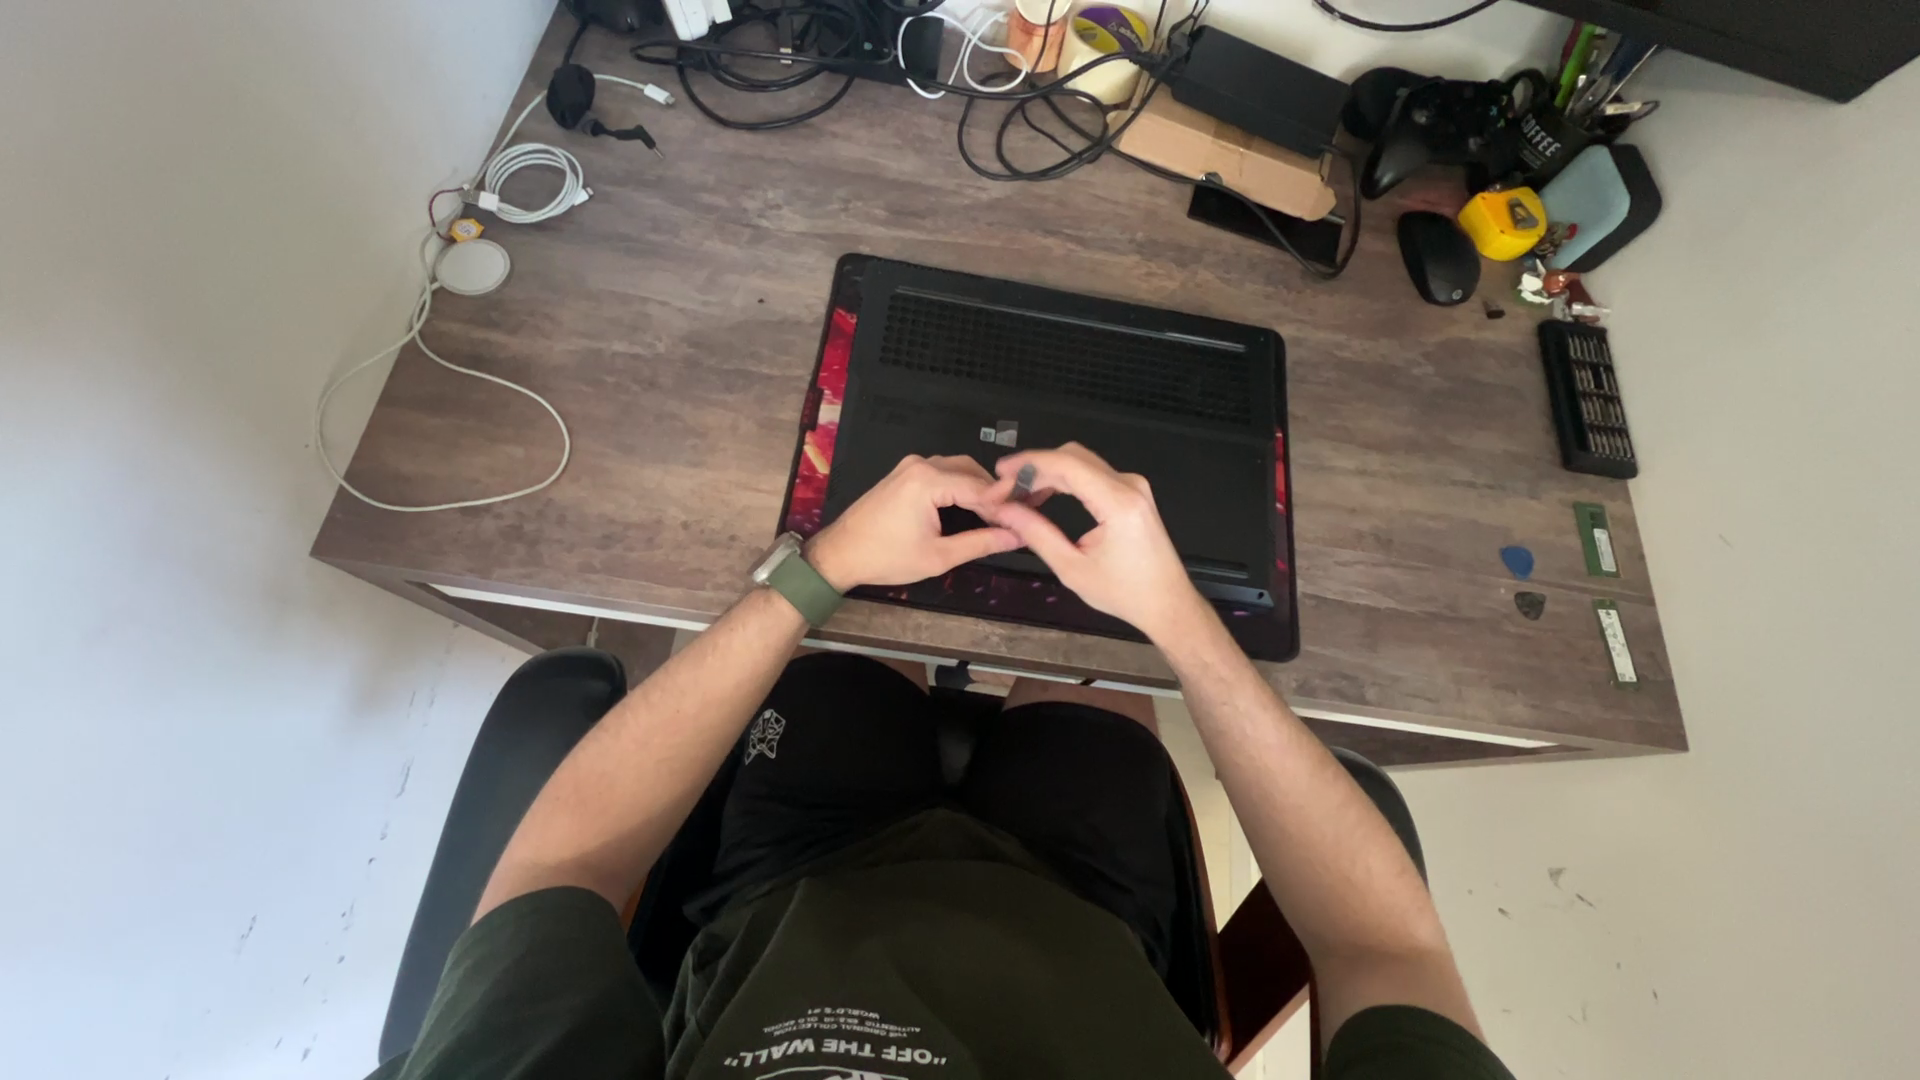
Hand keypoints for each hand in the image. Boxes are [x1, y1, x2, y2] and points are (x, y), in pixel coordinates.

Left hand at [806, 454, 1021, 590]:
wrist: (840, 554)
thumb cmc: (886, 557)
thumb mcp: (939, 556)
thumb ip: (981, 542)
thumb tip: (1017, 536)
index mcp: (928, 481)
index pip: (980, 486)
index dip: (1005, 503)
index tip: (1026, 517)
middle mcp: (920, 464)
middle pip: (971, 471)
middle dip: (992, 494)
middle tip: (1012, 518)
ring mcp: (910, 466)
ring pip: (957, 470)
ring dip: (977, 489)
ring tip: (994, 517)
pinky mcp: (904, 474)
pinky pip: (942, 473)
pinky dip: (959, 487)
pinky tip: (970, 509)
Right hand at [980, 443, 1207, 639]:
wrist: (1167, 603)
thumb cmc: (1124, 593)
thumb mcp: (1072, 569)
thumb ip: (1036, 534)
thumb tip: (1005, 510)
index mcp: (1118, 503)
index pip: (1066, 464)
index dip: (1028, 464)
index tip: (999, 474)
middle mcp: (1129, 485)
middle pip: (1072, 456)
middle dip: (1034, 468)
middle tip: (1004, 488)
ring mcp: (1133, 486)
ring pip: (1081, 462)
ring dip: (1047, 473)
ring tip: (1018, 495)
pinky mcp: (1132, 493)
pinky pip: (1092, 474)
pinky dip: (1064, 480)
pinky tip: (1042, 496)